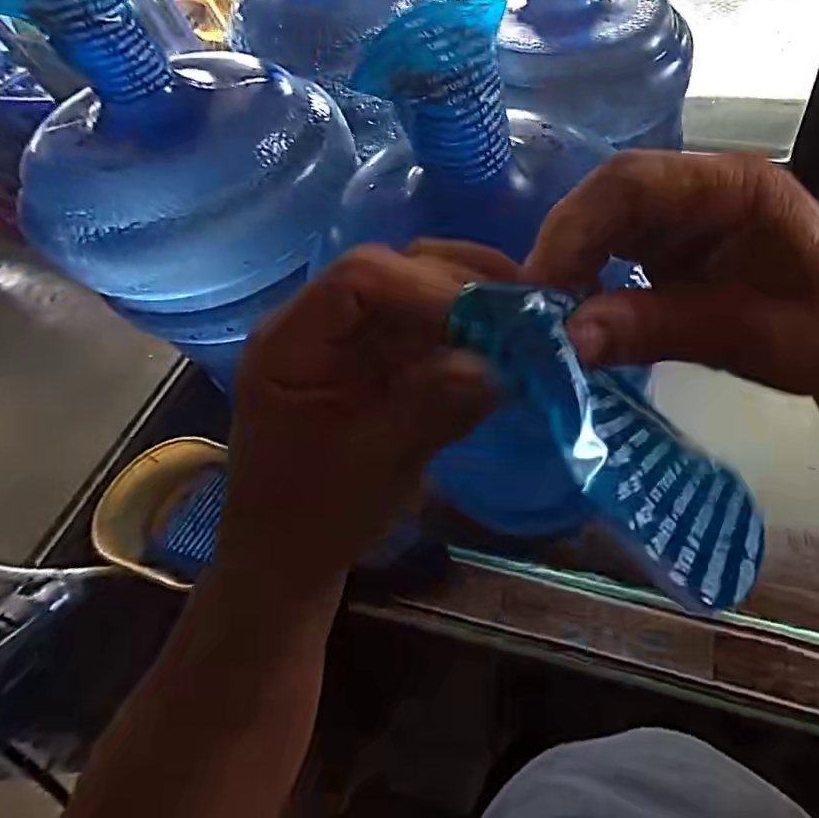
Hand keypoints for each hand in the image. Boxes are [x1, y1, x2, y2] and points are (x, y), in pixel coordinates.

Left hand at [219, 241, 516, 594]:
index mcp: (295, 342)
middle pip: (397, 268)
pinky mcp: (387, 352)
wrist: (294, 550)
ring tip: (524, 313)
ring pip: (422, 283)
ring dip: (476, 294)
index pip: (360, 278)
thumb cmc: (315, 515)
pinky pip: (436, 319)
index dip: (426, 287)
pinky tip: (508, 335)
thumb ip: (431, 409)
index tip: (483, 319)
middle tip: (524, 307)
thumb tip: (494, 367)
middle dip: (463, 284)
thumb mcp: (374, 465)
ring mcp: (358, 334)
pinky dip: (476, 321)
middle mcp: (326, 322)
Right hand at [524, 151, 818, 404]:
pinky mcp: (687, 255)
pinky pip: (626, 257)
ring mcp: (695, 222)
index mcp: (738, 185)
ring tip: (546, 318)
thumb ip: (664, 328)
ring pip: (612, 227)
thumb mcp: (758, 335)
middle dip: (567, 247)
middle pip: (614, 198)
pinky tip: (582, 318)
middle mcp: (709, 191)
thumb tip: (568, 337)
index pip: (635, 180)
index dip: (576, 224)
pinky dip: (598, 285)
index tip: (538, 285)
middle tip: (530, 311)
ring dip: (576, 267)